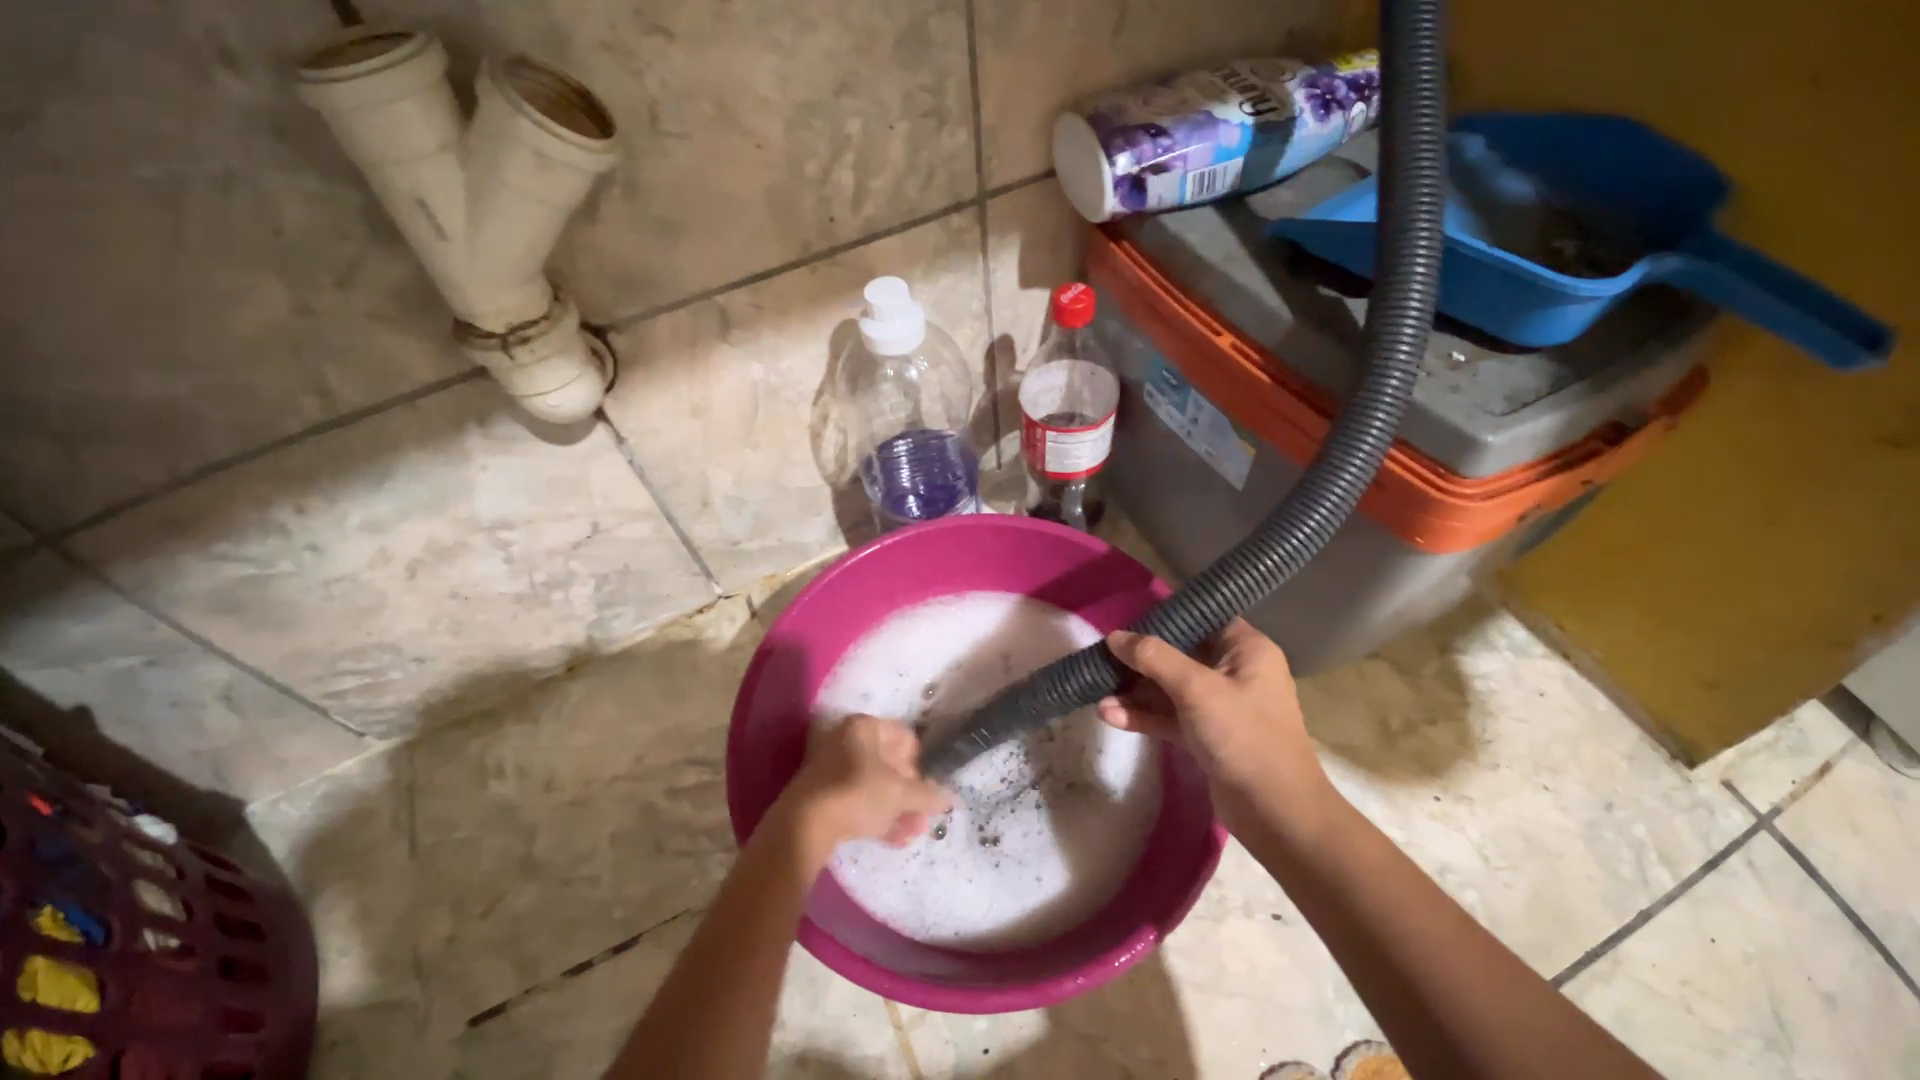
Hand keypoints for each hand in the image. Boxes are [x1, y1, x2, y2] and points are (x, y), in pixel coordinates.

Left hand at [780, 714, 950, 852]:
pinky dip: (877, 817)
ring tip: (913, 833)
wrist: (804, 825)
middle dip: (910, 794)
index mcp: (864, 727)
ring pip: (875, 787)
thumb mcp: (901, 794)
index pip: (905, 738)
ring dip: (897, 809)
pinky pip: (858, 801)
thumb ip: (928, 795)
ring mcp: (833, 768)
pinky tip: (895, 839)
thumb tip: (949, 798)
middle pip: (890, 765)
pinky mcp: (824, 795)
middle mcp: (847, 741)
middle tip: (924, 816)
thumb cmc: (858, 793)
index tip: (928, 788)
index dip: (921, 764)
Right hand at [1097, 619, 1329, 825]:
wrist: (1274, 810)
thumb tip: (1116, 636)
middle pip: (1181, 654)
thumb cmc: (1242, 735)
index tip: (1128, 621)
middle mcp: (1237, 672)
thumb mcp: (1196, 689)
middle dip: (1141, 659)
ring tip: (1097, 691)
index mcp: (1247, 650)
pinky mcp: (1208, 736)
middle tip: (1103, 656)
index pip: (1204, 619)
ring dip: (1136, 691)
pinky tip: (1110, 715)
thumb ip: (1154, 657)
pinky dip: (1144, 715)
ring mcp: (1222, 707)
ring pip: (1171, 688)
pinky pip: (1171, 716)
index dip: (1167, 618)